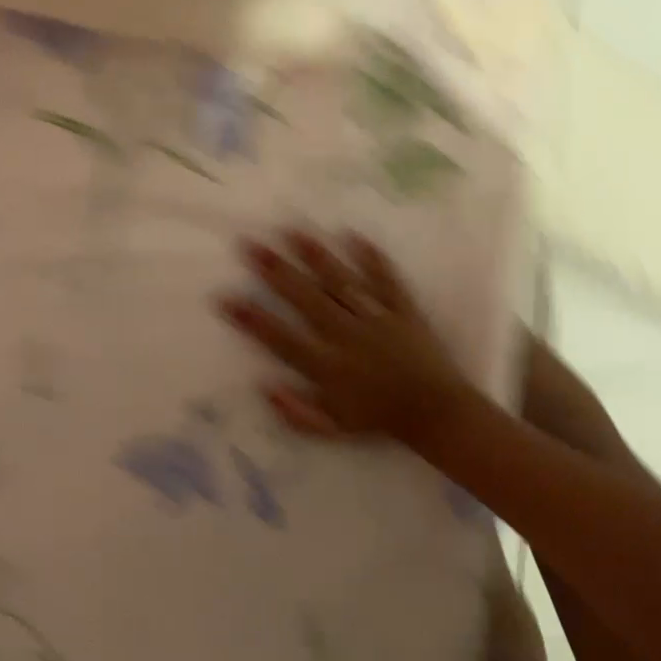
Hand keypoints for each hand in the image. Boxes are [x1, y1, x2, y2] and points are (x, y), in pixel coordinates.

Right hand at [220, 230, 479, 443]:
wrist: (434, 413)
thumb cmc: (378, 420)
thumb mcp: (333, 429)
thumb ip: (297, 413)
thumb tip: (265, 387)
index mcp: (328, 367)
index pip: (283, 339)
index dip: (254, 319)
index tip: (226, 297)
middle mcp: (347, 336)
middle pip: (307, 299)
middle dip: (277, 272)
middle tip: (252, 245)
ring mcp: (376, 319)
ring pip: (341, 282)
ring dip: (317, 257)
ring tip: (294, 231)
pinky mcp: (402, 309)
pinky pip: (386, 280)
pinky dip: (372, 258)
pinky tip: (354, 235)